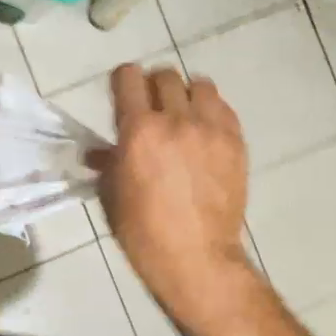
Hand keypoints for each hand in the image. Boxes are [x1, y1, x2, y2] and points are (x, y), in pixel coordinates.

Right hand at [97, 65, 259, 327]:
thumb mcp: (113, 196)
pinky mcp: (236, 143)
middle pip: (165, 76)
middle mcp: (176, 120)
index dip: (122, 81)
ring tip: (183, 114)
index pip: (129, 78)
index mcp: (139, 131)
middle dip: (153, 87)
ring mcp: (211, 129)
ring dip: (186, 94)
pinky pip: (223, 108)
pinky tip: (204, 131)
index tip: (121, 93)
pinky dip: (211, 111)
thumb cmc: (143, 232)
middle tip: (151, 107)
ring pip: (200, 86)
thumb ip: (107, 164)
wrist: (196, 258)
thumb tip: (100, 152)